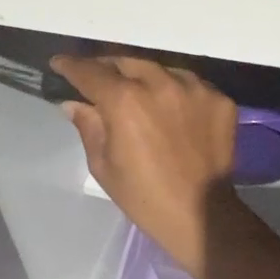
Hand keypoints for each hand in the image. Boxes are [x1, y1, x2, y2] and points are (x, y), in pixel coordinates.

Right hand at [50, 54, 242, 278]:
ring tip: (141, 96)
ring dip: (145, 79)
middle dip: (109, 70)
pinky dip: (176, 93)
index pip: (91, 72)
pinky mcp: (219, 99)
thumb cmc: (145, 198)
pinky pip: (190, 85)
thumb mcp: (104, 167)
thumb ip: (89, 127)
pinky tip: (173, 112)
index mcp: (125, 102)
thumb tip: (75, 103)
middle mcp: (160, 84)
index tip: (60, 64)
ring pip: (161, 69)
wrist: (202, 216)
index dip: (71, 66)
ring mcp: (195, 89)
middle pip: (127, 62)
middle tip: (101, 83)